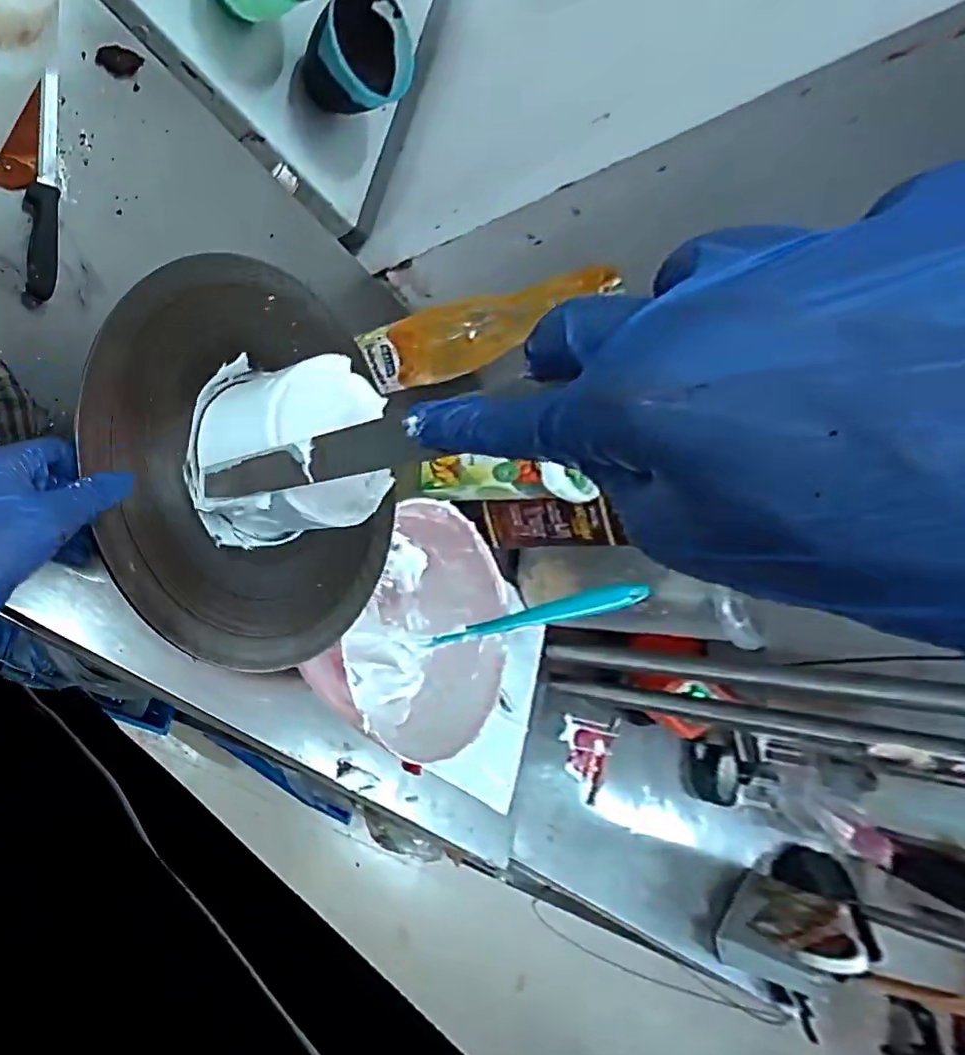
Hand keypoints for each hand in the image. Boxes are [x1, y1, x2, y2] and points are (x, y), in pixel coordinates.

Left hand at [0, 437, 133, 668]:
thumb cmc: (5, 540)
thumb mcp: (55, 515)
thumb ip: (90, 496)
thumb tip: (124, 479)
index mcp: (11, 462)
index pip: (56, 449)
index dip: (83, 465)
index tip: (108, 486)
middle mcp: (2, 480)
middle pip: (52, 479)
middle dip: (79, 498)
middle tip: (108, 514)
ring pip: (44, 508)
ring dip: (70, 522)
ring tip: (98, 539)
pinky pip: (34, 530)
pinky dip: (55, 539)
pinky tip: (77, 555)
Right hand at [407, 161, 964, 649]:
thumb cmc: (873, 544)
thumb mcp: (701, 537)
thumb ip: (635, 478)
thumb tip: (621, 444)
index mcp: (635, 404)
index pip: (518, 421)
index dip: (465, 427)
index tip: (426, 425)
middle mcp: (694, 321)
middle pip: (583, 323)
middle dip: (565, 356)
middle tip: (577, 379)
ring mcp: (811, 261)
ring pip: (702, 265)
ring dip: (697, 309)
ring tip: (749, 344)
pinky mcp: (932, 224)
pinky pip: (861, 233)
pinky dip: (852, 275)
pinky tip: (895, 312)